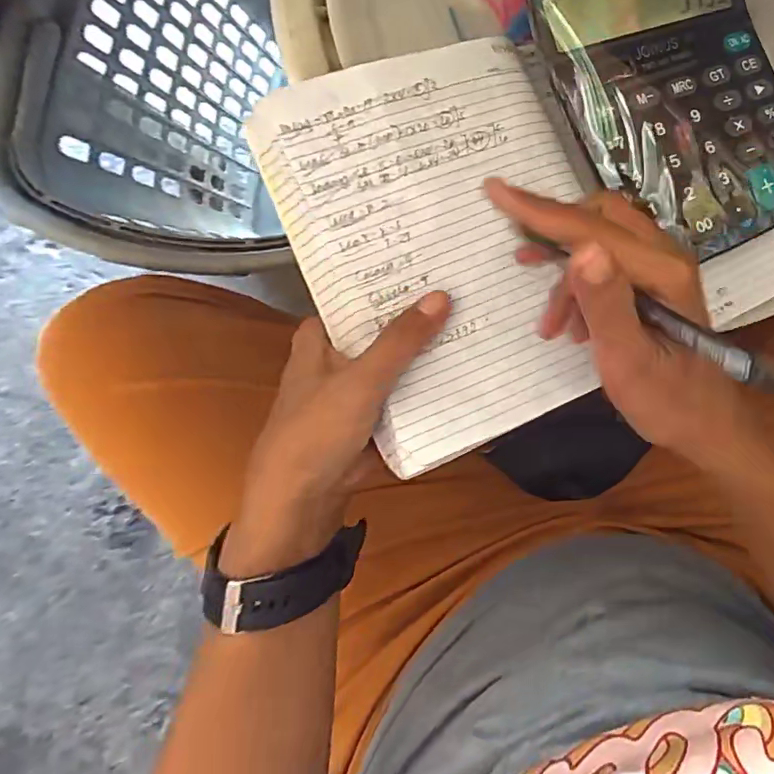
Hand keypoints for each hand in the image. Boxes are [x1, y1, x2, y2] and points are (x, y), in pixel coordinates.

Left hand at [223, 292, 449, 574]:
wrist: (298, 508)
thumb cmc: (314, 434)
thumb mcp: (360, 381)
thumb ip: (401, 340)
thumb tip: (441, 295)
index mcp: (320, 340)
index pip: (358, 297)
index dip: (390, 281)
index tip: (432, 265)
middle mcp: (337, 359)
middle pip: (384, 330)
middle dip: (420, 317)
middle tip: (467, 291)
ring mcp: (356, 391)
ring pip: (398, 363)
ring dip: (428, 352)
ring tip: (475, 323)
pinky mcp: (373, 419)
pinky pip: (406, 395)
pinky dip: (429, 387)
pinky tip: (465, 373)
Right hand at [484, 179, 757, 465]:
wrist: (706, 422)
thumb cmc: (668, 399)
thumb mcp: (629, 360)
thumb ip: (606, 305)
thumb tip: (582, 251)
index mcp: (662, 271)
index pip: (592, 229)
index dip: (541, 212)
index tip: (495, 190)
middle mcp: (666, 255)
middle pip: (600, 217)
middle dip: (555, 235)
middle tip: (522, 260)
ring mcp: (663, 266)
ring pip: (602, 239)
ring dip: (567, 274)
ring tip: (551, 323)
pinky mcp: (656, 280)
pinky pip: (610, 261)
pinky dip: (582, 285)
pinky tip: (572, 323)